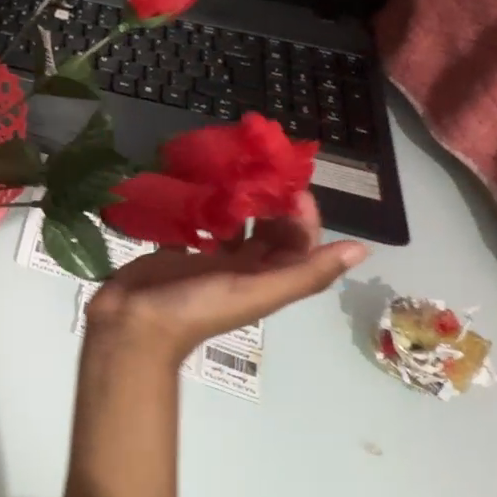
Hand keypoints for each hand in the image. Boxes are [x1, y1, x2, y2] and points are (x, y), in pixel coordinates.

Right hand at [85, 191, 368, 363]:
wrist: (135, 325)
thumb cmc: (197, 308)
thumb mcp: (256, 292)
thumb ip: (305, 273)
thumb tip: (361, 249)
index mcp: (265, 279)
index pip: (298, 243)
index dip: (302, 216)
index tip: (290, 184)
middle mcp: (240, 269)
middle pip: (265, 233)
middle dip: (267, 203)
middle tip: (254, 171)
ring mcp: (204, 262)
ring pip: (228, 228)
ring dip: (230, 204)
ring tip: (222, 174)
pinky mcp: (172, 254)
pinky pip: (188, 228)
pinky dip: (191, 210)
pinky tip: (186, 189)